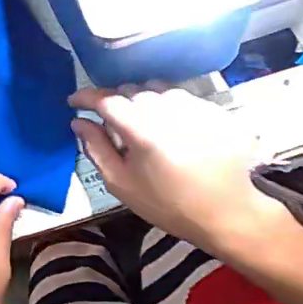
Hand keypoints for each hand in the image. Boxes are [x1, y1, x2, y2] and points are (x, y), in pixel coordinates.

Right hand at [69, 87, 292, 262]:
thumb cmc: (168, 204)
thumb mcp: (120, 183)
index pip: (106, 99)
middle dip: (115, 102)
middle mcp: (170, 111)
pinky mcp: (217, 111)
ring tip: (142, 122)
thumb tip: (79, 122)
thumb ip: (95, 148)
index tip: (74, 103)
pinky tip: (171, 127)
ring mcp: (197, 108)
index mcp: (143, 131)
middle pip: (131, 91)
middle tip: (111, 123)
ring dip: (142, 101)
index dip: (85, 97)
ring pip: (157, 89)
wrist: (228, 214)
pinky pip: (183, 97)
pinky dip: (168, 106)